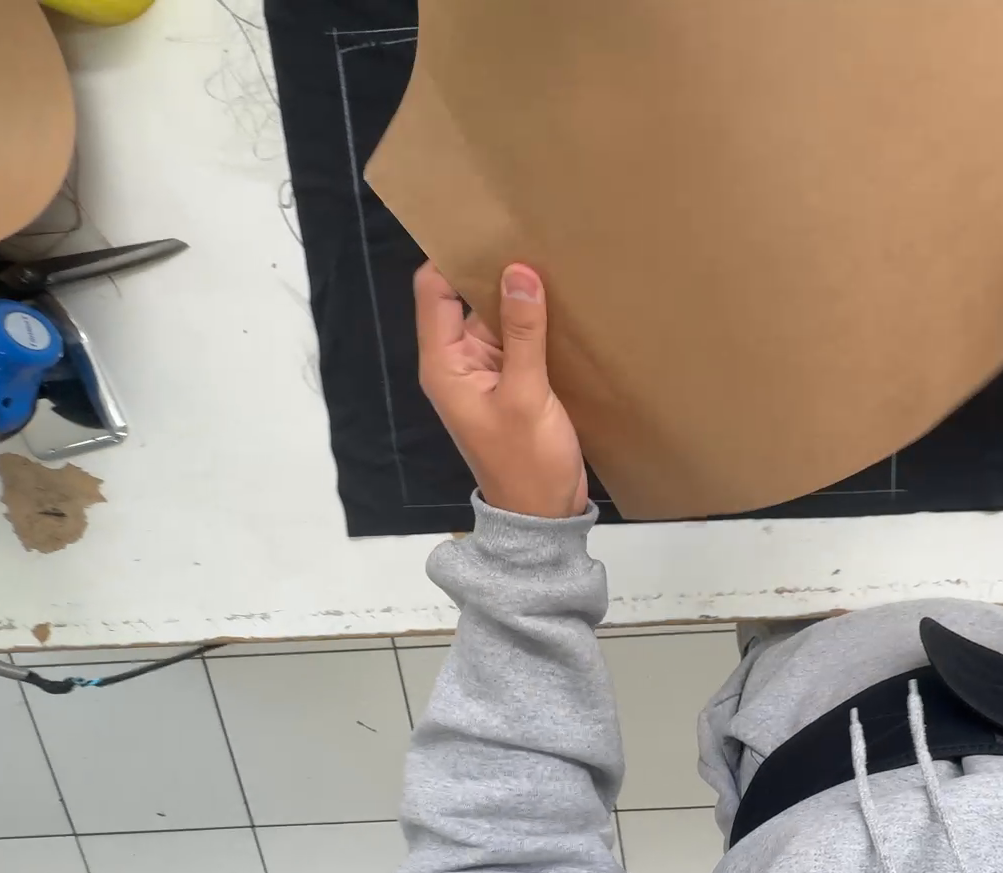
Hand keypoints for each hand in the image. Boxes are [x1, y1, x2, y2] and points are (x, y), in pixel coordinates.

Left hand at [415, 262, 588, 518]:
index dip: (455, 257)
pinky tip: (567, 310)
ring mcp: (490, 375)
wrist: (544, 514)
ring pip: (500, 322)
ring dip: (522, 301)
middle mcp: (461, 363)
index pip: (435, 292)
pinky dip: (538, 328)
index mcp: (445, 363)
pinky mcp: (518, 387)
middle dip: (497, 274)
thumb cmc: (526, 461)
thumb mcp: (526, 395)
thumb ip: (522, 334)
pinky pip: (522, 345)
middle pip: (469, 302)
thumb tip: (518, 272)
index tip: (491, 228)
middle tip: (535, 238)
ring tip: (557, 266)